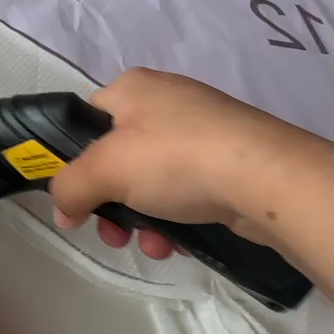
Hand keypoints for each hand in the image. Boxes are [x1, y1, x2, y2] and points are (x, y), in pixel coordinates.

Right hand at [47, 68, 311, 256]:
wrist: (271, 180)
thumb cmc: (175, 159)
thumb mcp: (104, 171)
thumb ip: (69, 188)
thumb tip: (62, 210)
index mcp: (132, 87)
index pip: (86, 119)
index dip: (76, 160)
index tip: (80, 196)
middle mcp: (166, 100)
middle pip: (119, 155)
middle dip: (111, 200)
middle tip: (112, 232)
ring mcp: (204, 129)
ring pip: (153, 177)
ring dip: (142, 217)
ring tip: (152, 246)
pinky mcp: (233, 159)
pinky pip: (188, 187)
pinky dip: (176, 216)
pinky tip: (178, 243)